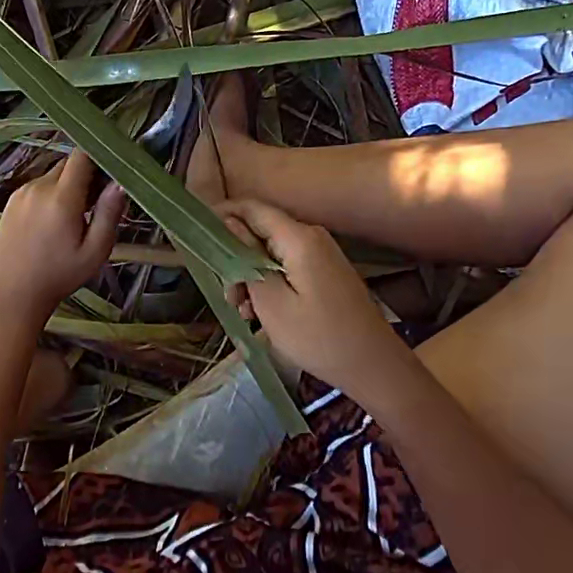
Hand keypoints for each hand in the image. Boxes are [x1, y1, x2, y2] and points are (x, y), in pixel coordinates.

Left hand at [0, 150, 126, 310]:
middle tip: (100, 200)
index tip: (113, 166)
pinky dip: (52, 194)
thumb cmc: (60, 275)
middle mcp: (38, 187)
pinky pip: (38, 187)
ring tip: (79, 215)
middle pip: (68, 164)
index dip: (99, 154)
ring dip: (70, 185)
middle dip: (87, 174)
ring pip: (53, 175)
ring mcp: (21, 194)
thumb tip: (121, 182)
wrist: (13, 294)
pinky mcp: (11, 203)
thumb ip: (109, 213)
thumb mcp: (95, 250)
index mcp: (61, 197)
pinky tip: (56, 221)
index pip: (81, 155)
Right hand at [214, 198, 409, 388]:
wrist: (373, 364)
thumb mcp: (272, 303)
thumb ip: (247, 259)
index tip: (198, 237)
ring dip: (252, 277)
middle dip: (237, 259)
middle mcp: (312, 236)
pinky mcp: (327, 271)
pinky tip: (265, 314)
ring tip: (246, 314)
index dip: (223, 215)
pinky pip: (289, 266)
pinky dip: (271, 284)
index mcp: (299, 238)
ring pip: (273, 253)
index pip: (252, 208)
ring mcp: (322, 254)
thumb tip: (229, 223)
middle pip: (261, 232)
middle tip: (229, 298)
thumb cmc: (318, 338)